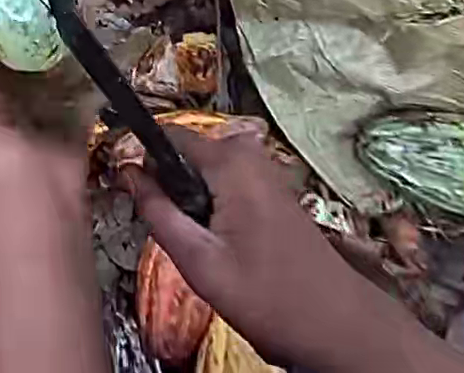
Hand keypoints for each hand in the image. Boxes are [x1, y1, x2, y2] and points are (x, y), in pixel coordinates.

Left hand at [0, 26, 106, 372]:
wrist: (32, 178)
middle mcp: (16, 92)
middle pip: (28, 50)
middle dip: (37, 23)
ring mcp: (50, 102)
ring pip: (59, 62)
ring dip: (66, 39)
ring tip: (77, 1)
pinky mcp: (78, 111)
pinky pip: (87, 82)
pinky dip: (93, 63)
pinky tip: (98, 34)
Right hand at [124, 129, 463, 372]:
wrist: (340, 327)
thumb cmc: (268, 295)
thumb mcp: (200, 262)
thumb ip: (158, 212)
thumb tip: (126, 171)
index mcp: (229, 160)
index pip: (166, 135)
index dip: (140, 155)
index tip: (123, 183)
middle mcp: (246, 151)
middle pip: (183, 152)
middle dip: (166, 182)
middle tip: (164, 227)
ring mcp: (261, 166)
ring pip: (201, 168)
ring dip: (187, 196)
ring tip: (192, 239)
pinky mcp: (268, 184)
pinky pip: (221, 178)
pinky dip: (208, 200)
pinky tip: (215, 240)